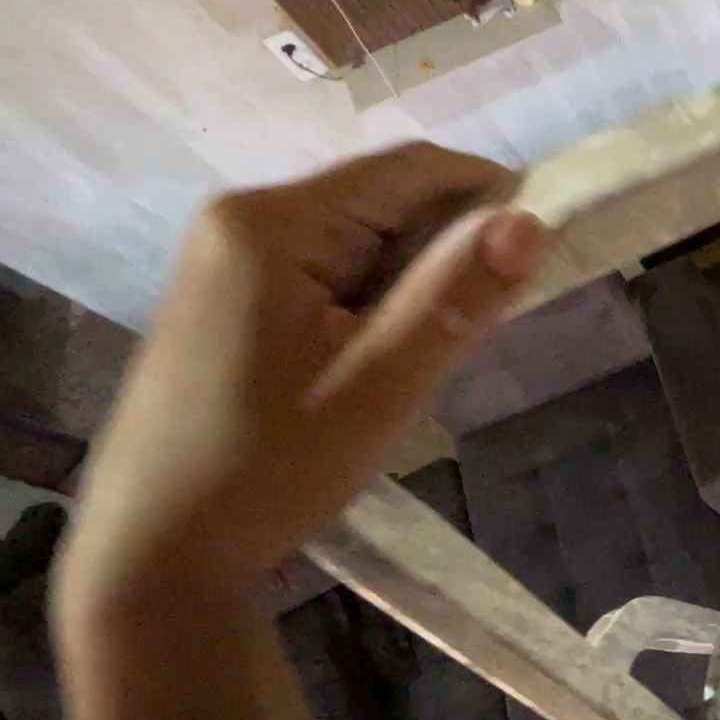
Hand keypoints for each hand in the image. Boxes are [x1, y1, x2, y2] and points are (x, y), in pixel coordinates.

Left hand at [59, 143, 544, 602]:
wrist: (163, 549)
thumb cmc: (274, 467)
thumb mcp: (382, 385)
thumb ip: (455, 300)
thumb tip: (530, 225)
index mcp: (273, 224)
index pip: (410, 170)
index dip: (493, 193)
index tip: (556, 242)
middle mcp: (249, 223)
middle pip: (389, 204)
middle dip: (460, 249)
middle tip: (502, 320)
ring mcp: (240, 263)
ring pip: (372, 245)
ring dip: (431, 284)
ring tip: (449, 351)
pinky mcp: (248, 303)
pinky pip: (346, 278)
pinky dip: (395, 306)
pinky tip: (402, 358)